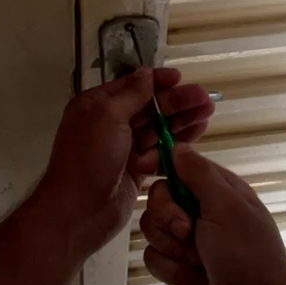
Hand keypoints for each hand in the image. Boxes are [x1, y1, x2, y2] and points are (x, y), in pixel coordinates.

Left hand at [27, 68, 213, 259]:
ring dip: (181, 121)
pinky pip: (159, 152)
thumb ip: (131, 95)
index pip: (131, 86)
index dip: (157, 81)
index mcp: (96, 105)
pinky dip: (175, 145)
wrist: (79, 211)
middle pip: (148, 107)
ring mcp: (123, 148)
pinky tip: (195, 136)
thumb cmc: (89, 158)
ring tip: (206, 114)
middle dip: (176, 102)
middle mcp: (109, 123)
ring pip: (157, 129)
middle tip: (204, 99)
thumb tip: (145, 73)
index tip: (180, 78)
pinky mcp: (135, 169)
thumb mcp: (107, 117)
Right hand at [139, 145, 285, 284]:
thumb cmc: (248, 258)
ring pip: (151, 228)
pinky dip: (171, 270)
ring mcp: (187, 243)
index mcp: (220, 192)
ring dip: (172, 247)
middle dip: (167, 215)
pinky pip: (153, 258)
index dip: (164, 166)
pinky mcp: (175, 270)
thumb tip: (178, 146)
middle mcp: (202, 214)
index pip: (182, 166)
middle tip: (188, 232)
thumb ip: (199, 174)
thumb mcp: (228, 207)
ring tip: (197, 262)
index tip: (148, 167)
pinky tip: (194, 281)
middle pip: (159, 197)